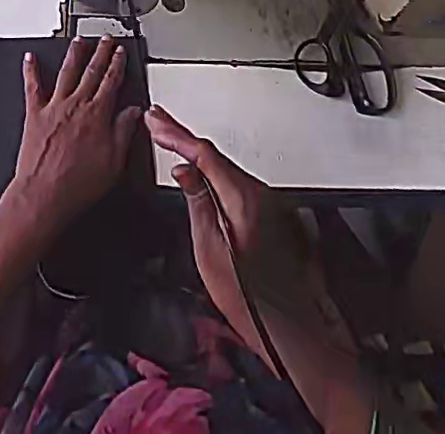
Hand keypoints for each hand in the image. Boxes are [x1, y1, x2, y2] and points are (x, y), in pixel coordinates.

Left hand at [3, 37, 142, 235]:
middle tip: (104, 40)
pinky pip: (32, 87)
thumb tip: (134, 113)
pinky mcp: (34, 115)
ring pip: (66, 72)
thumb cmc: (77, 184)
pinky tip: (29, 59)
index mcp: (97, 115)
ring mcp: (54, 107)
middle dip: (100, 53)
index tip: (120, 52)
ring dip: (74, 54)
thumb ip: (124, 131)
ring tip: (78, 41)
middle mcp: (76, 105)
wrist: (44, 195)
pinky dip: (30, 71)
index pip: (111, 81)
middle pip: (91, 71)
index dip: (117, 64)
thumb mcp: (114, 161)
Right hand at [145, 106, 346, 357]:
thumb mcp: (209, 250)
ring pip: (224, 165)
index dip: (177, 135)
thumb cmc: (249, 296)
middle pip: (215, 155)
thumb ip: (197, 202)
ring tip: (171, 135)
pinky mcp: (268, 209)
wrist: (287, 323)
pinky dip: (213, 166)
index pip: (204, 155)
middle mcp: (259, 194)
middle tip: (158, 120)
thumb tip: (184, 171)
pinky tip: (199, 162)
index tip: (157, 122)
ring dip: (197, 150)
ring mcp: (266, 200)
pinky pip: (235, 177)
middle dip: (183, 136)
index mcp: (242, 199)